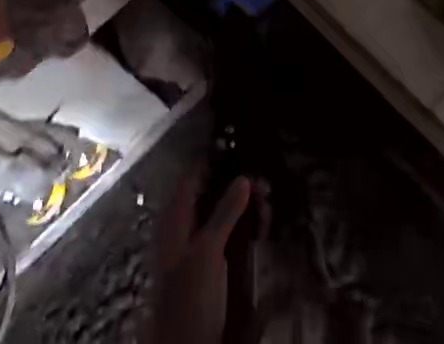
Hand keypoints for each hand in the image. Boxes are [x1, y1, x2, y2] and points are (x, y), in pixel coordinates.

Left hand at [147, 173, 253, 343]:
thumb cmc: (189, 295)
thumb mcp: (207, 251)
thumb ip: (224, 213)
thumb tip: (243, 178)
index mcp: (175, 218)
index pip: (192, 177)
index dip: (213, 161)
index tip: (239, 147)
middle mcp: (185, 227)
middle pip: (210, 195)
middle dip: (235, 185)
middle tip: (263, 183)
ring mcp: (199, 248)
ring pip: (222, 214)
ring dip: (244, 206)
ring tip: (268, 201)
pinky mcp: (213, 267)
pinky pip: (229, 236)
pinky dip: (245, 227)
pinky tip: (263, 224)